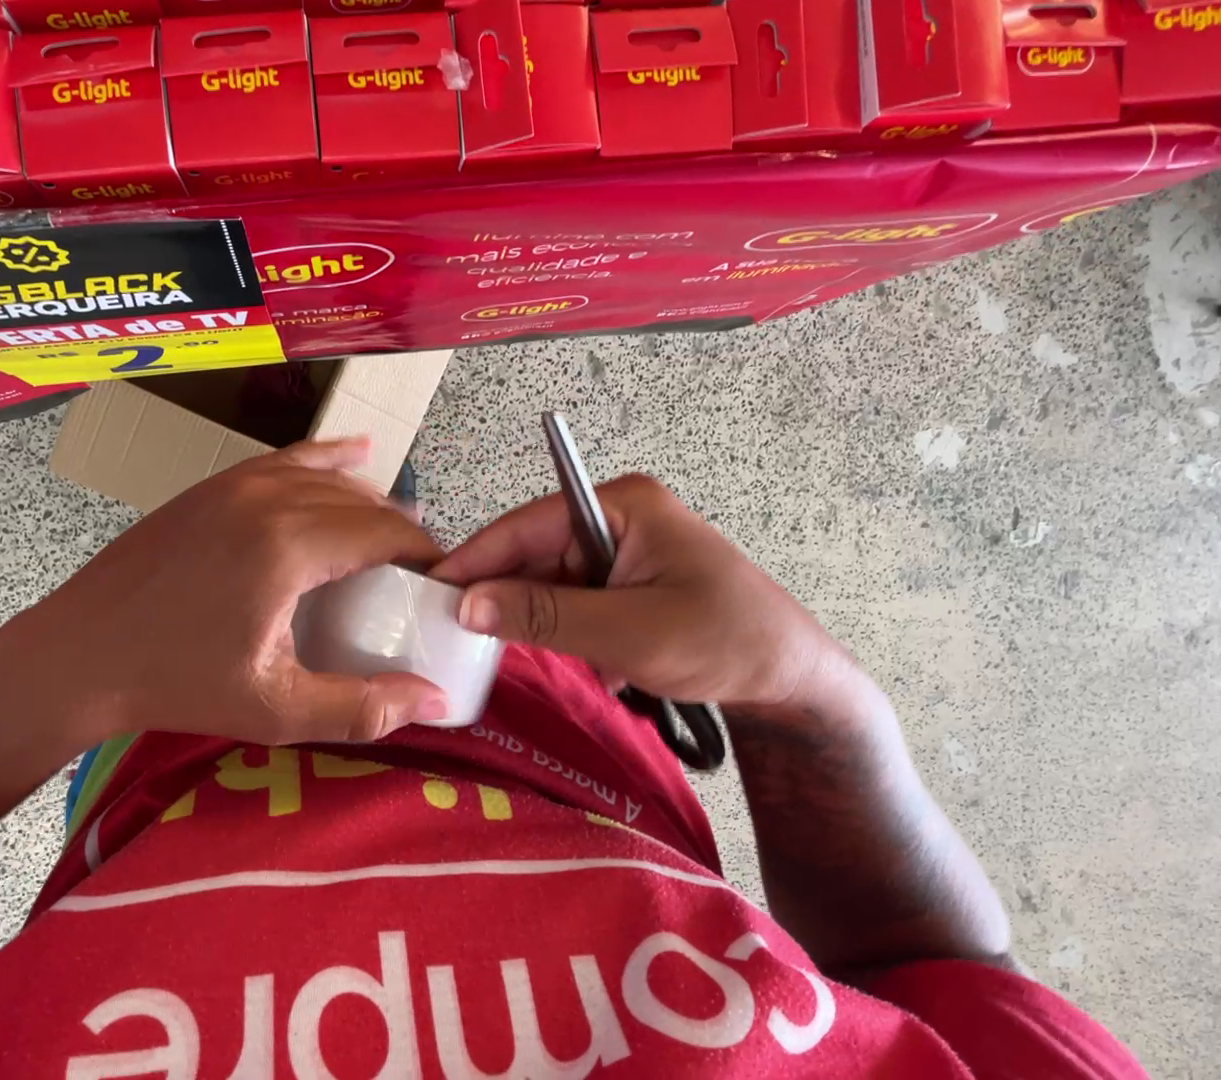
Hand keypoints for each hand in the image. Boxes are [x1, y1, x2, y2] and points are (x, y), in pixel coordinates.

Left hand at [3, 437, 450, 748]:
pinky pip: (287, 461)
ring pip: (330, 479)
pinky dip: (328, 461)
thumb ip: (362, 707)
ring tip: (392, 545)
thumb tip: (436, 701)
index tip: (442, 589)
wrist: (76, 655)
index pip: (389, 531)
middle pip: (365, 502)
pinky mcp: (212, 485)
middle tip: (418, 582)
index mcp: (290, 545)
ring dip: (370, 505)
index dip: (428, 557)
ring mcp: (236, 483)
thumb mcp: (274, 708)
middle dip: (403, 536)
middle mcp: (269, 497)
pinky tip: (357, 453)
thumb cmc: (175, 684)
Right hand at [430, 473, 844, 708]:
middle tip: (461, 637)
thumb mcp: (629, 632)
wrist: (792, 681)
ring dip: (544, 624)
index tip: (428, 589)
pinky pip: (573, 605)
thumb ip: (545, 616)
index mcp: (622, 506)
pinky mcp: (625, 586)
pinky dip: (568, 635)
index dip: (475, 558)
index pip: (527, 526)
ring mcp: (621, 554)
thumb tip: (467, 605)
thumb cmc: (726, 642)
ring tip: (550, 658)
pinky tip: (595, 664)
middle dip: (508, 598)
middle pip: (534, 556)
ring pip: (549, 586)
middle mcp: (616, 521)